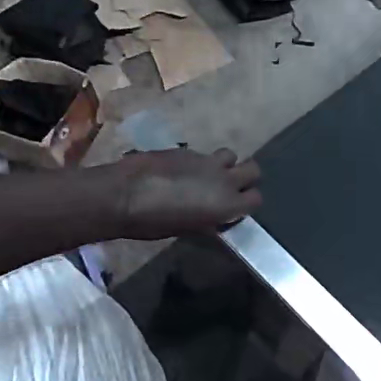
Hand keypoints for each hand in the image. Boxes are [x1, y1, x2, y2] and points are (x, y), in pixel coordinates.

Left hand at [105, 148, 261, 239]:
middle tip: (229, 186)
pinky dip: (197, 162)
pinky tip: (179, 172)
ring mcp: (205, 160)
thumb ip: (208, 220)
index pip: (256, 198)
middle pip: (253, 168)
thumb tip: (214, 219)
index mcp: (227, 204)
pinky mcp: (186, 150)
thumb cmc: (154, 223)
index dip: (247, 202)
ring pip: (229, 154)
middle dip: (245, 175)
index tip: (235, 207)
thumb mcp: (187, 229)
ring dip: (223, 164)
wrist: (124, 195)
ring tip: (206, 175)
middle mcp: (223, 178)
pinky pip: (201, 154)